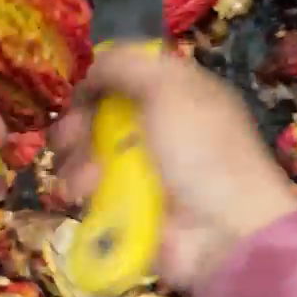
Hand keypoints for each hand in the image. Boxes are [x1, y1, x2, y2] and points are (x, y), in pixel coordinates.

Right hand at [51, 49, 296, 292]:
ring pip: (87, 152)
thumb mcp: (170, 88)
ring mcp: (143, 169)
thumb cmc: (203, 150)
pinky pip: (89, 190)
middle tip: (72, 138)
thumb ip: (128, 65)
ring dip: (76, 160)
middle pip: (100, 114)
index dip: (100, 81)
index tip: (83, 94)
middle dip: (78, 124)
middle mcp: (160, 127)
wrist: (224, 232)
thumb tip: (94, 68)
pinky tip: (84, 195)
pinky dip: (80, 190)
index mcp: (180, 93)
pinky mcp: (127, 207)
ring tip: (85, 177)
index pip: (128, 75)